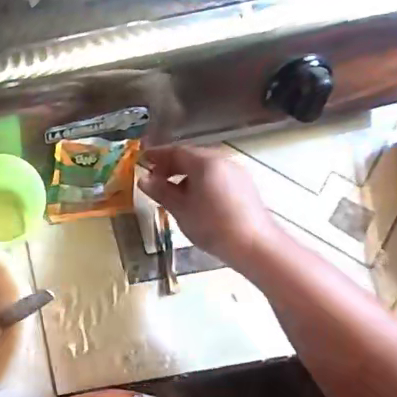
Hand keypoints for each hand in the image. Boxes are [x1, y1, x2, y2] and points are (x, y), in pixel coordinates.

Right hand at [138, 145, 284, 268]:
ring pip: (205, 167)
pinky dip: (202, 182)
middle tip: (154, 178)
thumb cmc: (212, 225)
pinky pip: (217, 176)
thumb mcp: (180, 209)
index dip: (157, 155)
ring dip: (186, 175)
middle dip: (171, 166)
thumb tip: (144, 179)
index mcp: (205, 161)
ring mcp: (236, 172)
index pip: (175, 151)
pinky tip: (196, 200)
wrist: (254, 245)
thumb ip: (161, 191)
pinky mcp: (245, 185)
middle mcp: (222, 160)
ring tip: (173, 193)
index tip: (142, 161)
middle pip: (191, 157)